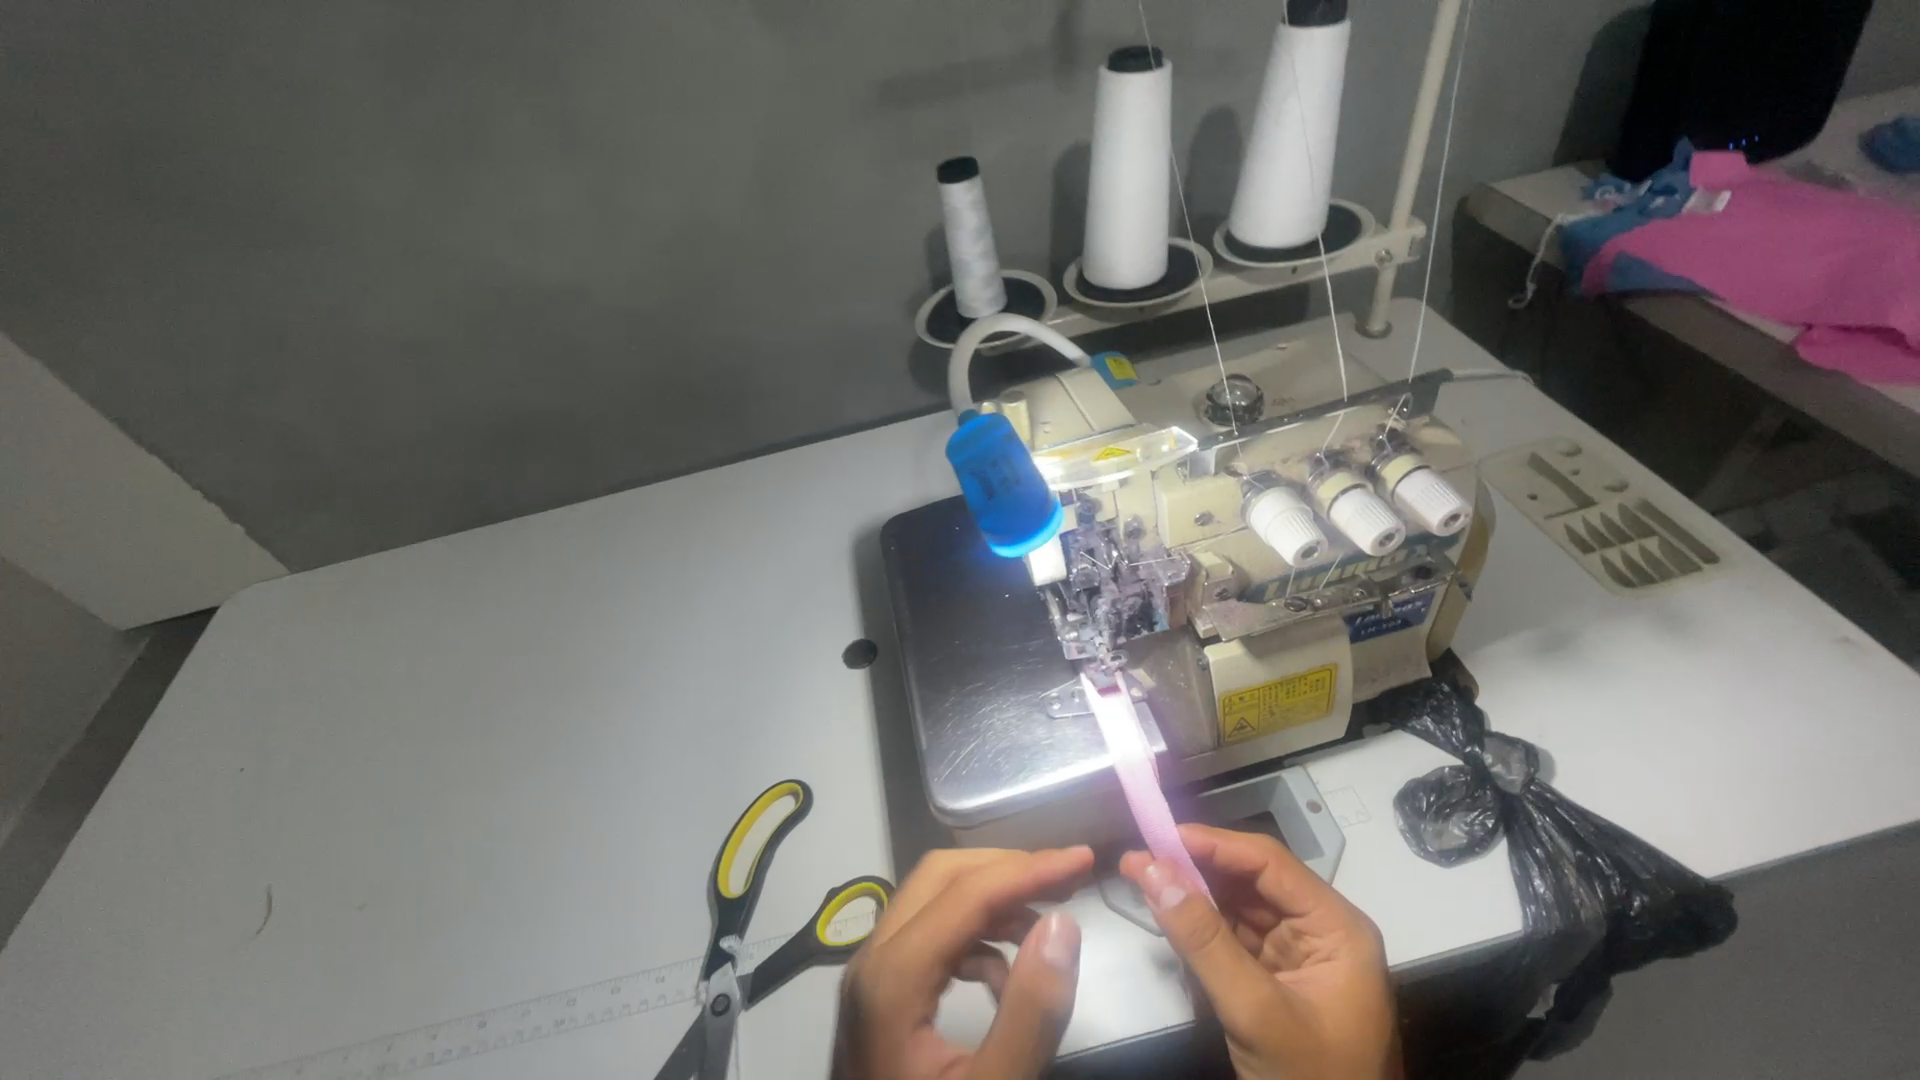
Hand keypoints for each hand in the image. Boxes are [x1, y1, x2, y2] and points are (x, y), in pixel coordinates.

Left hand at [832, 846, 1095, 1079]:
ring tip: (1048, 917)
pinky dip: (974, 936)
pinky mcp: (880, 995)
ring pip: (933, 902)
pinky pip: (929, 938)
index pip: (967, 892)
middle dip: (1007, 868)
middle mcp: (873, 959)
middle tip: (1068, 877)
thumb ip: (1031, 1010)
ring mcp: (872, 976)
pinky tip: (1006, 972)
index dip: (1030, 867)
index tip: (1085, 859)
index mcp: (893, 977)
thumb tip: (1062, 923)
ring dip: (992, 899)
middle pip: (940, 877)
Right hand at [1121, 825, 1401, 1079]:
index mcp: (1336, 927)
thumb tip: (1152, 871)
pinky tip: (1167, 914)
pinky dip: (1199, 928)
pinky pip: (1233, 938)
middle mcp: (1320, 930)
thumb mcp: (1256, 1012)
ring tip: (1141, 876)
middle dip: (1194, 867)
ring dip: (1191, 894)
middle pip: (1251, 880)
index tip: (1159, 835)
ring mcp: (1298, 956)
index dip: (1212, 843)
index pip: (1269, 863)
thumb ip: (1204, 940)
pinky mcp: (1276, 980)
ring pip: (1237, 906)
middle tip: (1139, 858)